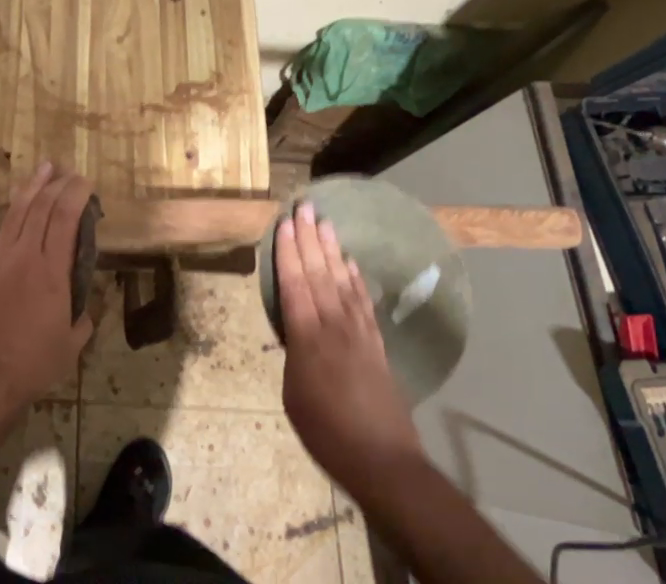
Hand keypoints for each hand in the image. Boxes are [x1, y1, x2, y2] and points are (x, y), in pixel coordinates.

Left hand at [0, 163, 95, 415]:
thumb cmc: (32, 365)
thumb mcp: (73, 343)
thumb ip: (86, 313)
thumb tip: (95, 293)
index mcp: (53, 272)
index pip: (66, 219)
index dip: (77, 194)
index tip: (86, 182)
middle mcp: (25, 256)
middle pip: (42, 208)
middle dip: (58, 185)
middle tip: (69, 172)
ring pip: (16, 212)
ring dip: (31, 186)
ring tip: (43, 167)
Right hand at [277, 202, 423, 493]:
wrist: (381, 457)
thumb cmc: (325, 430)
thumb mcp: (292, 392)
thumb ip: (293, 354)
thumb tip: (294, 331)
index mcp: (307, 338)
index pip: (295, 284)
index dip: (287, 253)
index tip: (283, 223)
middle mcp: (334, 326)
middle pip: (319, 273)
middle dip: (309, 239)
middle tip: (304, 207)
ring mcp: (359, 332)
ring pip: (342, 280)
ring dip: (332, 250)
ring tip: (325, 223)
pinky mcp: (376, 343)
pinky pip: (362, 301)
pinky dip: (355, 278)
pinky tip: (349, 263)